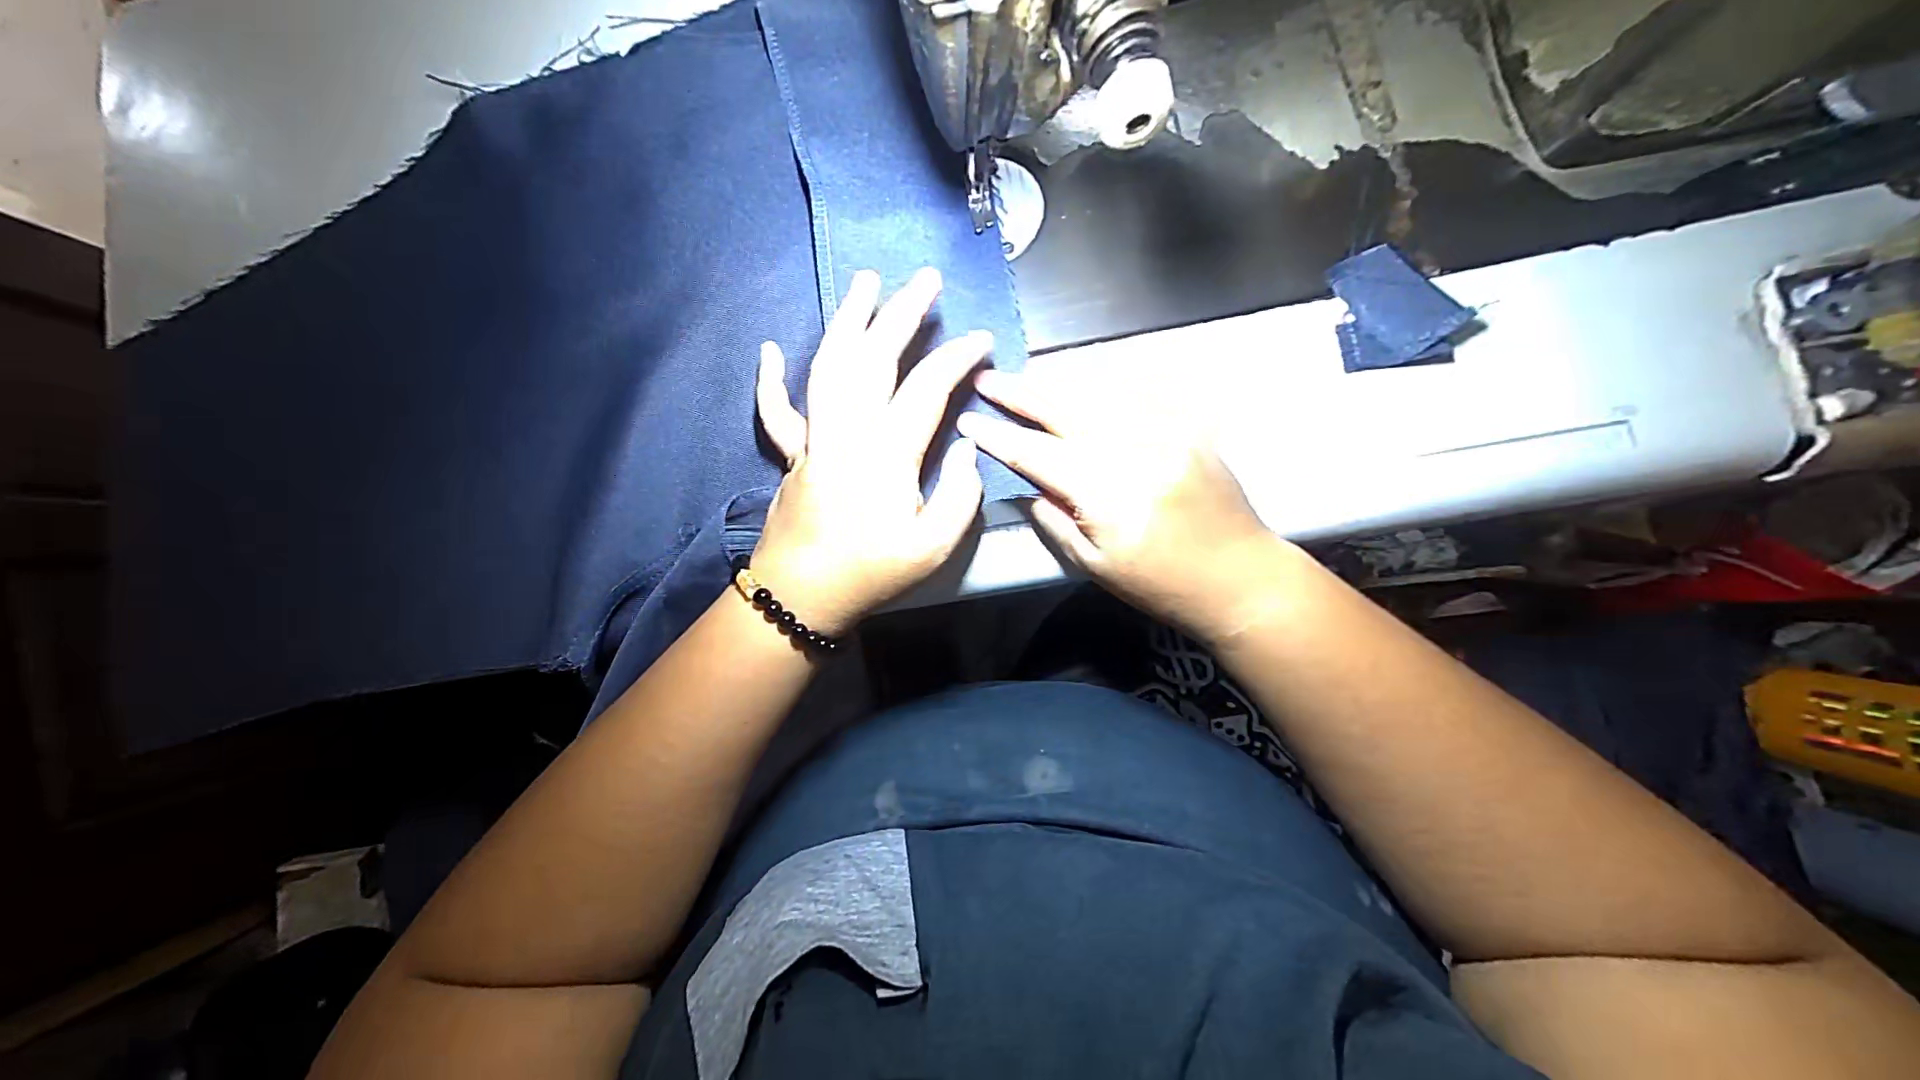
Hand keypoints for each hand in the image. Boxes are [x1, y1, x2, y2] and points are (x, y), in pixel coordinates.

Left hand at [751, 267, 991, 635]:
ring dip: (848, 320)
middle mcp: (847, 431)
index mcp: (887, 453)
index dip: (957, 358)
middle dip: (903, 313)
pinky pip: (776, 409)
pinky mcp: (792, 451)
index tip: (981, 342)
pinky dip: (769, 378)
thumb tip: (967, 449)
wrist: (802, 595)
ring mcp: (814, 437)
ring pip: (828, 365)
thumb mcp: (933, 547)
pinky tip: (767, 349)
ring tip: (866, 282)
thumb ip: (960, 495)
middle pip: (874, 357)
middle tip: (926, 278)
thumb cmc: (871, 572)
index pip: (927, 388)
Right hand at [959, 369, 1299, 646]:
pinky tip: (1083, 386)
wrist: (1240, 577)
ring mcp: (1166, 433)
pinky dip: (1104, 388)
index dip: (998, 435)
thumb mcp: (1093, 565)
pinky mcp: (1189, 428)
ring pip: (1098, 395)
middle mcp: (1133, 451)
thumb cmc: (1160, 584)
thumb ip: (1053, 519)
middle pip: (1064, 410)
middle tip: (987, 378)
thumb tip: (1029, 483)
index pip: (1037, 453)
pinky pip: (1138, 396)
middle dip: (1021, 393)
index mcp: (1105, 493)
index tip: (968, 418)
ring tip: (1027, 381)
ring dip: (1057, 386)